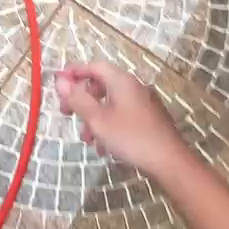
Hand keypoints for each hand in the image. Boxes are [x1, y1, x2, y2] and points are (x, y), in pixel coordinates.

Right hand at [55, 61, 193, 176]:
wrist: (170, 162)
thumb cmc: (131, 137)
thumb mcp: (98, 120)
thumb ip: (77, 99)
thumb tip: (59, 80)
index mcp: (121, 81)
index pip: (93, 66)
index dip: (74, 72)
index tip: (58, 85)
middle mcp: (133, 86)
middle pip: (101, 84)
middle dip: (82, 98)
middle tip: (66, 113)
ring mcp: (143, 102)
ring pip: (110, 102)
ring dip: (94, 116)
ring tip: (87, 138)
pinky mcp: (149, 118)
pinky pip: (122, 114)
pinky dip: (109, 124)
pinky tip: (105, 147)